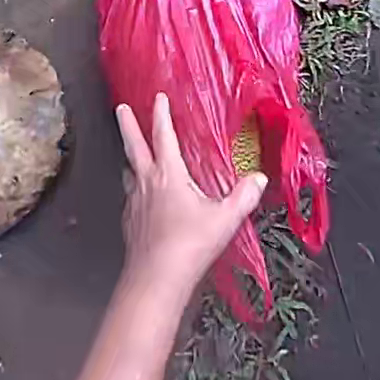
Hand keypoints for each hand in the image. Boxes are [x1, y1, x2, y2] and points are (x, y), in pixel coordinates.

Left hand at [116, 93, 266, 295]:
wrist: (155, 282)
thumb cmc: (188, 247)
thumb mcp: (224, 220)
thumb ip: (243, 197)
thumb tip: (258, 179)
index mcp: (168, 174)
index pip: (163, 135)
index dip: (161, 113)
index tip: (159, 97)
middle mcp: (147, 183)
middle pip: (133, 146)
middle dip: (128, 125)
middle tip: (121, 109)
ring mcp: (135, 203)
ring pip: (129, 172)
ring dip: (130, 159)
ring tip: (133, 155)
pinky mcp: (130, 223)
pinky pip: (130, 198)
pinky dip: (134, 190)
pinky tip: (141, 198)